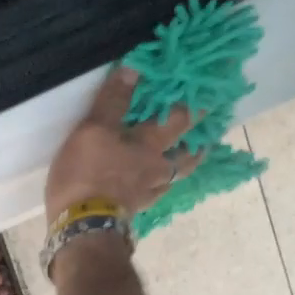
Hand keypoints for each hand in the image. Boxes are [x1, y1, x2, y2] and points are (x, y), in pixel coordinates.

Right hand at [45, 67, 202, 221]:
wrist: (80, 228)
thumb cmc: (86, 175)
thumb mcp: (93, 131)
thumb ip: (112, 101)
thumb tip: (134, 66)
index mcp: (150, 145)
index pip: (178, 120)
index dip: (193, 106)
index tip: (213, 96)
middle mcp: (156, 169)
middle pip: (185, 156)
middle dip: (196, 144)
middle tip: (206, 139)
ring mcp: (146, 195)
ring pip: (172, 180)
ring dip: (179, 172)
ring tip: (181, 167)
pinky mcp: (131, 215)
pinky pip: (151, 199)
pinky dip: (154, 193)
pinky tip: (150, 193)